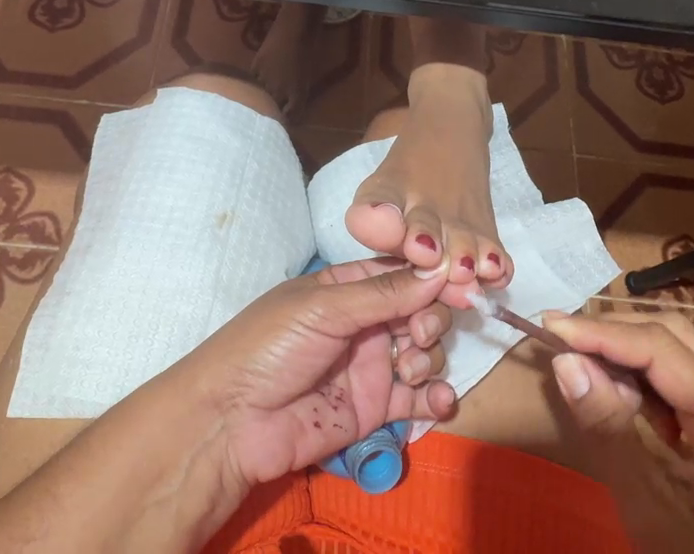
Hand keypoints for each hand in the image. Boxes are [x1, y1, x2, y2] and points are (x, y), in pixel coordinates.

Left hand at [177, 259, 458, 487]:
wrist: (230, 424)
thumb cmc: (268, 347)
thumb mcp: (323, 309)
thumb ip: (384, 293)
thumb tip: (439, 267)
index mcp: (346, 289)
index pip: (401, 274)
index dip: (433, 278)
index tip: (462, 285)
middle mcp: (362, 323)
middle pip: (419, 312)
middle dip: (431, 319)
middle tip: (419, 335)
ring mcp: (369, 367)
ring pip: (423, 353)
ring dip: (429, 358)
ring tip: (409, 370)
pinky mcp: (373, 410)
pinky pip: (416, 399)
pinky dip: (434, 398)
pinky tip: (437, 401)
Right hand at [545, 309, 693, 553]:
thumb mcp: (650, 508)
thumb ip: (610, 430)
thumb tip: (566, 361)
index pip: (659, 347)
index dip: (600, 331)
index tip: (548, 325)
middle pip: (678, 337)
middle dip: (617, 329)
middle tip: (564, 337)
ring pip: (687, 355)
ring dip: (633, 350)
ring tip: (584, 362)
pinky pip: (693, 384)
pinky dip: (652, 378)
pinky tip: (623, 397)